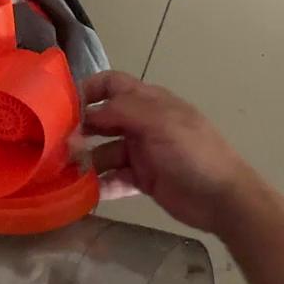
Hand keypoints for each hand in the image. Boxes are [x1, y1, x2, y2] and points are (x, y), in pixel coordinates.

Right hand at [81, 71, 265, 234]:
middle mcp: (143, 124)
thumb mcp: (160, 123)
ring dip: (87, 160)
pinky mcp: (143, 180)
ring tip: (67, 172)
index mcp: (150, 102)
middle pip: (103, 119)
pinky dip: (100, 185)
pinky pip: (114, 179)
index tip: (64, 106)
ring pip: (105, 152)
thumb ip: (123, 111)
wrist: (223, 199)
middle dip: (82, 129)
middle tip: (59, 145)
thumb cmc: (194, 152)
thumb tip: (87, 113)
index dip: (89, 89)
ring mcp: (143, 153)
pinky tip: (84, 193)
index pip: (113, 84)